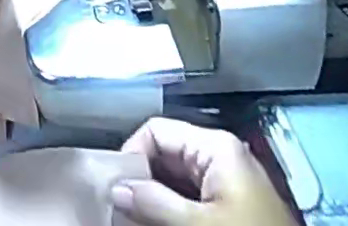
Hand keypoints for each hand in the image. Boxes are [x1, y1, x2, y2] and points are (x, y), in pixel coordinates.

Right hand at [110, 117, 301, 225]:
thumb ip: (155, 203)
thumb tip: (117, 188)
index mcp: (216, 146)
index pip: (157, 131)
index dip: (131, 156)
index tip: (114, 190)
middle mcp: (221, 158)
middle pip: (165, 156)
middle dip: (141, 183)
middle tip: (118, 212)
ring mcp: (228, 187)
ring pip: (176, 183)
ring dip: (154, 203)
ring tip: (131, 221)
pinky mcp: (233, 212)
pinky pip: (191, 203)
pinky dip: (172, 215)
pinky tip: (155, 224)